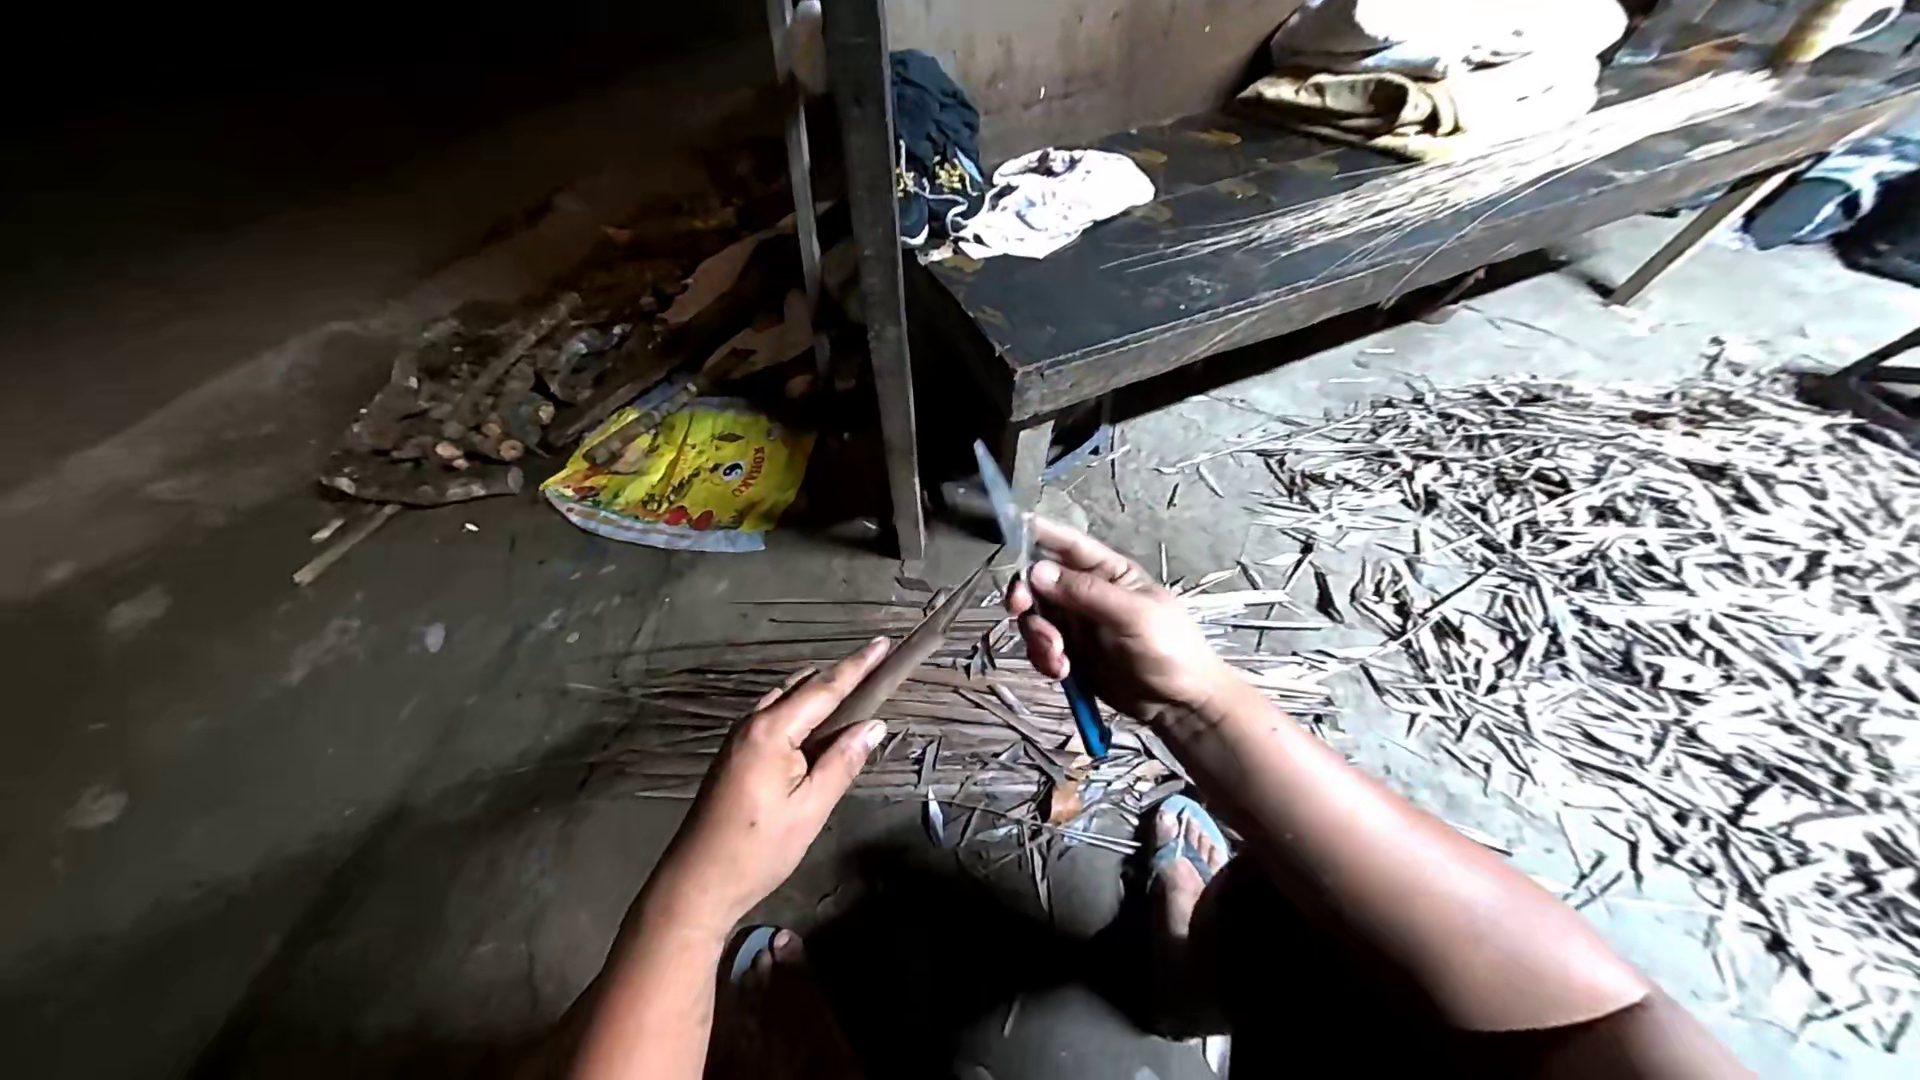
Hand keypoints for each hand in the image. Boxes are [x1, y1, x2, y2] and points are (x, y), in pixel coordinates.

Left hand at [642, 639, 890, 937]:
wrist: (694, 886)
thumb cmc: (758, 850)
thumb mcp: (811, 808)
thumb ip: (843, 761)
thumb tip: (874, 725)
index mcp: (772, 731)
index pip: (825, 688)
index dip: (858, 665)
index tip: (883, 642)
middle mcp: (753, 722)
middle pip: (805, 686)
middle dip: (841, 676)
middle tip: (877, 670)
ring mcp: (740, 736)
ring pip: (788, 698)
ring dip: (820, 692)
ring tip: (856, 693)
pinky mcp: (736, 752)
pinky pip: (776, 714)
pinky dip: (802, 709)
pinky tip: (818, 725)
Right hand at [1006, 518, 1239, 725]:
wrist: (1179, 705)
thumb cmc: (1169, 649)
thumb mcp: (1133, 615)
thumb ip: (1085, 592)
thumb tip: (1037, 570)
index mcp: (1106, 571)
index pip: (1067, 543)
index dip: (1037, 534)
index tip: (1008, 531)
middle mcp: (1084, 591)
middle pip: (1037, 580)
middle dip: (1026, 595)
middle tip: (1020, 610)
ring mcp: (1075, 623)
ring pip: (1034, 616)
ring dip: (1037, 635)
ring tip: (1058, 657)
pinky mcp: (1069, 651)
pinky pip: (1040, 646)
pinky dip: (1044, 658)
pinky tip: (1063, 672)